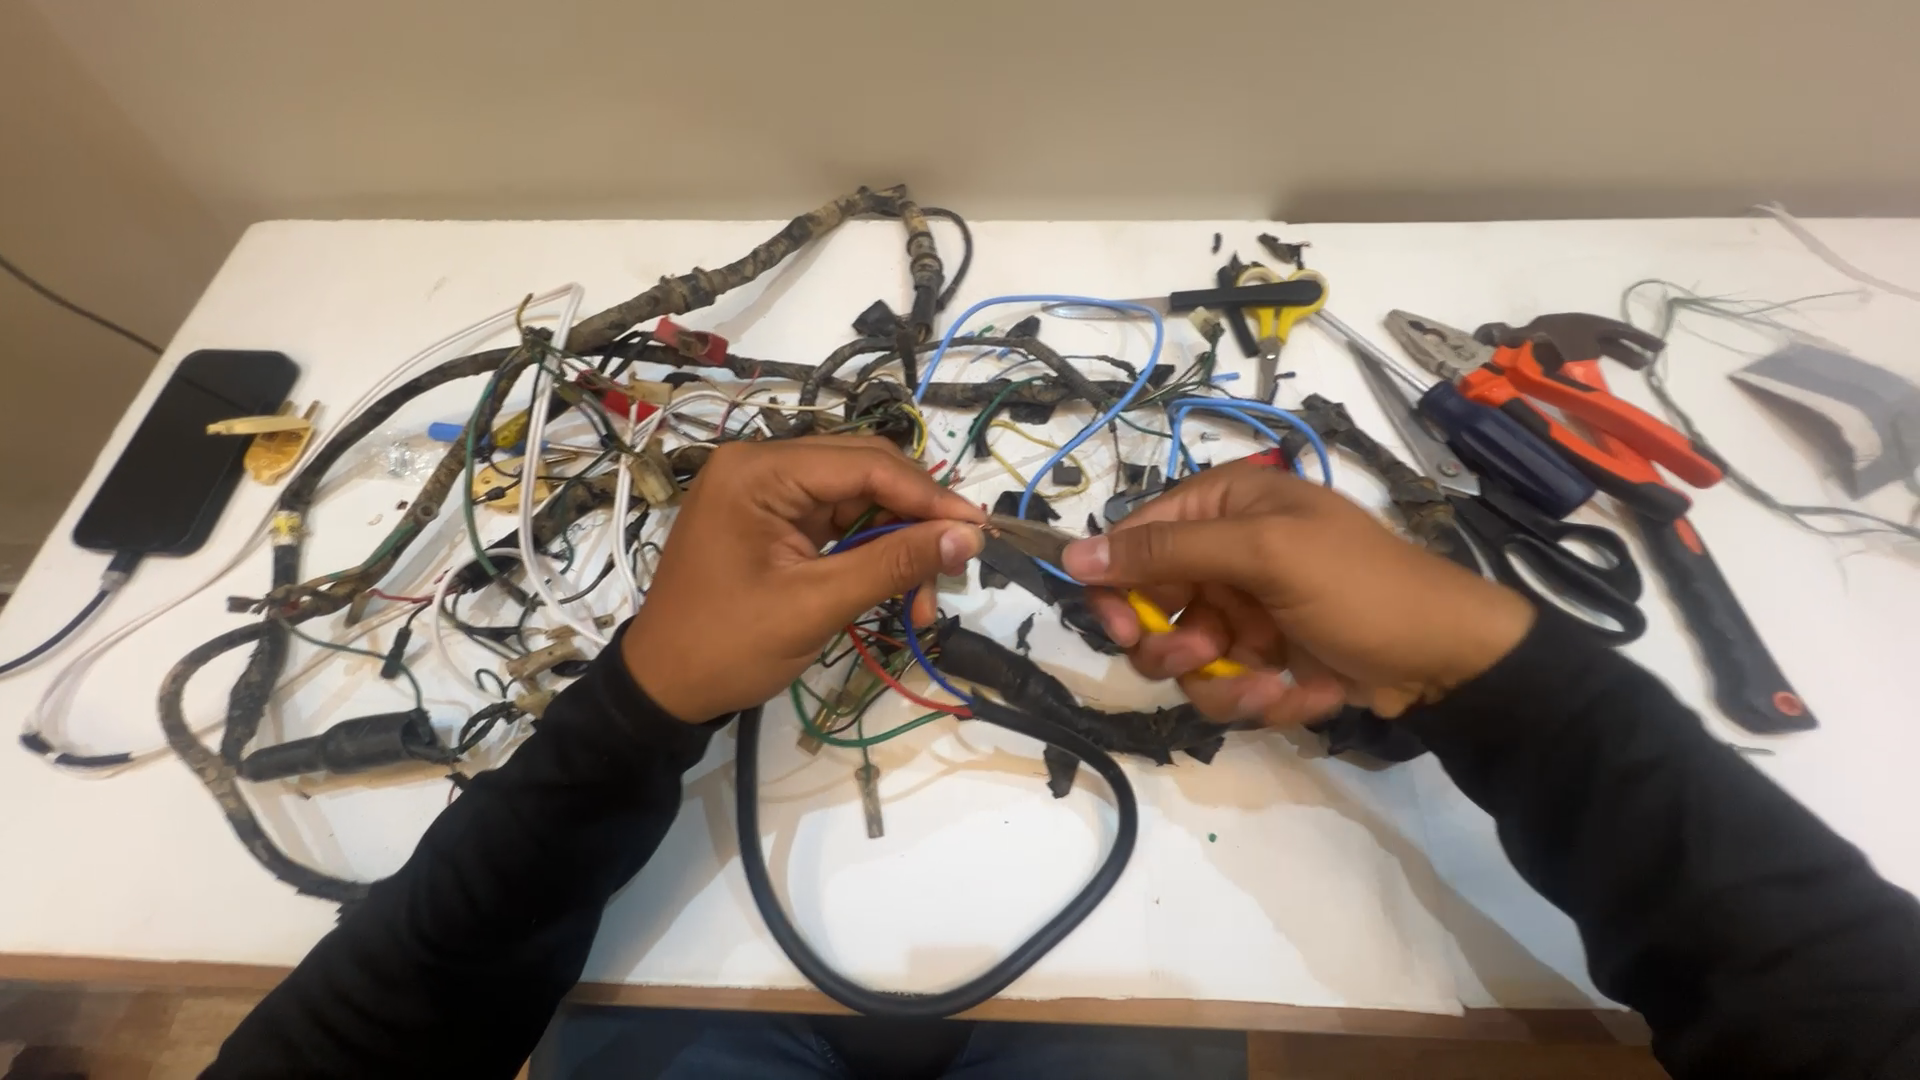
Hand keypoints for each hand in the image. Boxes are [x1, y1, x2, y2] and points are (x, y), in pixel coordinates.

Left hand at [622, 436, 984, 721]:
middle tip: (956, 564)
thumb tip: (968, 536)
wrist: (663, 688)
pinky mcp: (777, 519)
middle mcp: (764, 466)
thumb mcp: (815, 605)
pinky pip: (842, 522)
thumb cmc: (726, 647)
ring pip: (861, 498)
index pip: (864, 464)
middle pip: (866, 472)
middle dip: (916, 519)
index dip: (927, 496)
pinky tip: (898, 588)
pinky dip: (874, 553)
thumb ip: (892, 564)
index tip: (977, 529)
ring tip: (923, 599)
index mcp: (759, 471)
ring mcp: (770, 492)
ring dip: (899, 542)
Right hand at [1061, 461, 1533, 724]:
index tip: (1122, 629)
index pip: (1132, 541)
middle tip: (1202, 656)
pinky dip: (1252, 696)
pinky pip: (1219, 681)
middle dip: (1172, 642)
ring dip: (1215, 679)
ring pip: (1178, 654)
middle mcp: (1221, 553)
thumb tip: (1071, 554)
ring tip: (1264, 684)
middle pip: (1147, 604)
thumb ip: (1165, 551)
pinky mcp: (1257, 654)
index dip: (1116, 587)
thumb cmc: (1358, 588)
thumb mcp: (1263, 553)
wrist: (1450, 662)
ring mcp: (1239, 607)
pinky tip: (1299, 693)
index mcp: (1220, 507)